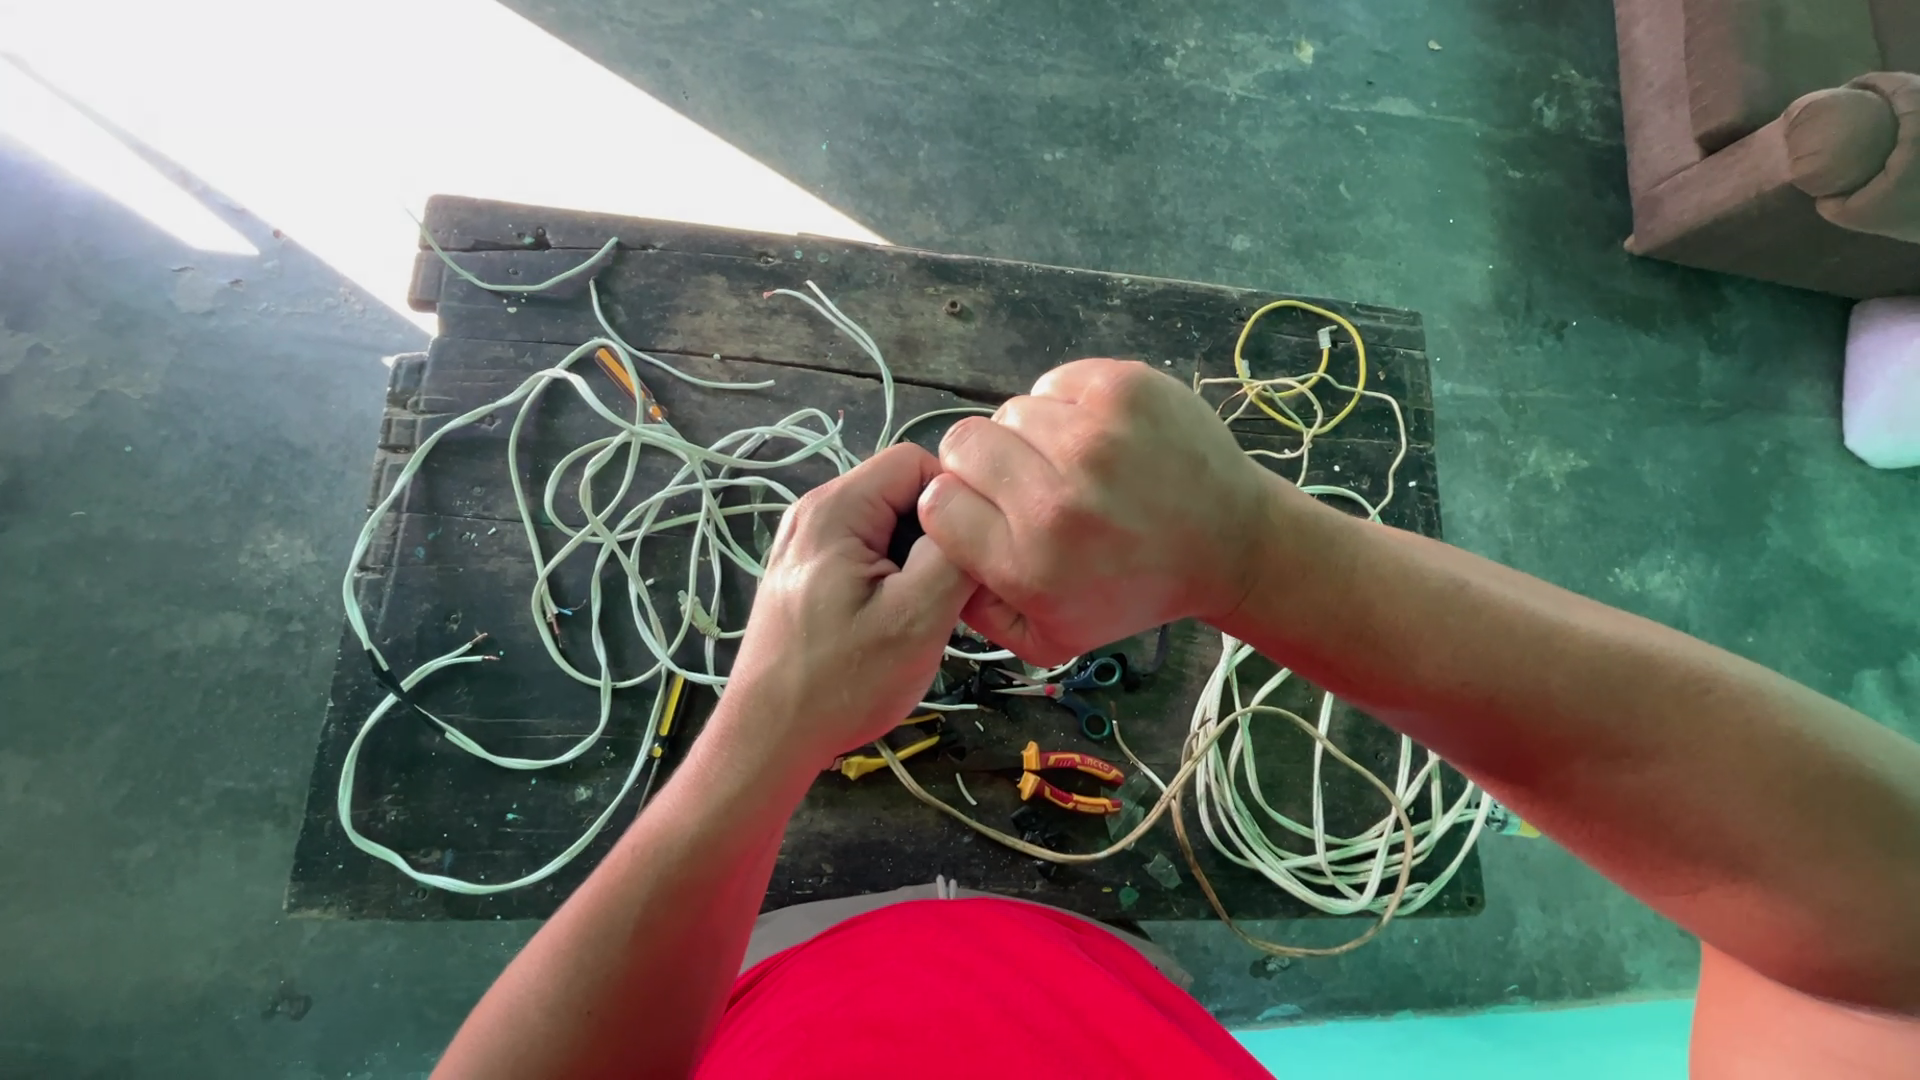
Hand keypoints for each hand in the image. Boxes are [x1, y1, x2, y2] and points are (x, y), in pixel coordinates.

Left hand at [723, 444, 976, 768]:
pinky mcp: (805, 574)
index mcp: (835, 509)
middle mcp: (812, 513)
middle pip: (900, 492)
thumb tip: (976, 515)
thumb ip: (953, 555)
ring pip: (886, 525)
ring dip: (917, 559)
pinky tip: (898, 618)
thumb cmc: (844, 681)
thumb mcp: (916, 617)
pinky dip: (893, 574)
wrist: (769, 740)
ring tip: (928, 609)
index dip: (956, 497)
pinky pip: (864, 551)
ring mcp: (805, 544)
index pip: (915, 461)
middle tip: (955, 590)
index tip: (975, 550)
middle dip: (937, 533)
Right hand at [918, 358, 1294, 664]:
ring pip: (1009, 412)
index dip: (955, 506)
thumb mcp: (1048, 638)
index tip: (987, 513)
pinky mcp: (1124, 388)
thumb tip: (937, 555)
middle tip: (1026, 484)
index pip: (938, 502)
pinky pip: (1053, 384)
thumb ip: (978, 610)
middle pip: (962, 443)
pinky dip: (1064, 407)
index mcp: (1030, 563)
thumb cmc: (1131, 592)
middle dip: (982, 465)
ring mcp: (1094, 435)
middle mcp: (1057, 499)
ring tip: (1069, 464)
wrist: (1228, 544)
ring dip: (1028, 437)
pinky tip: (1094, 437)